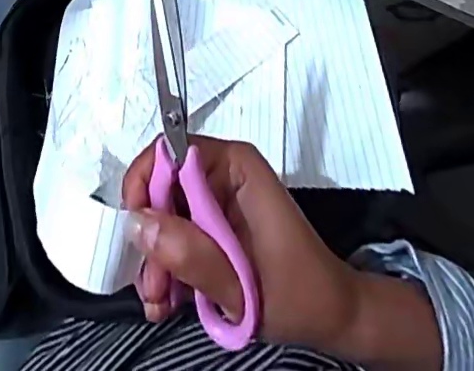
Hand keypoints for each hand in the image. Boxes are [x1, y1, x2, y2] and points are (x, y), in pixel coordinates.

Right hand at [123, 136, 440, 369]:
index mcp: (233, 166)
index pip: (168, 151)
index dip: (145, 184)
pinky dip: (168, 264)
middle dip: (150, 237)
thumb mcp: (242, 285)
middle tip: (152, 286)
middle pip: (161, 186)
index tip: (136, 230)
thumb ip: (189, 253)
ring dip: (156, 258)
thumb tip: (137, 224)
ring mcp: (215, 196)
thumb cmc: (302, 296)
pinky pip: (175, 231)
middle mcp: (220, 172)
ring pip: (163, 213)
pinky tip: (169, 299)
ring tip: (160, 302)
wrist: (336, 322)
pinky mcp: (212, 221)